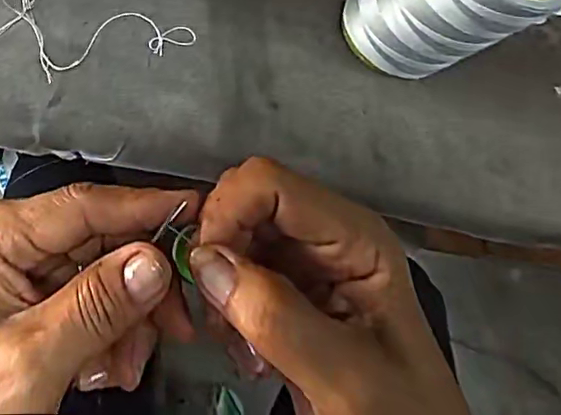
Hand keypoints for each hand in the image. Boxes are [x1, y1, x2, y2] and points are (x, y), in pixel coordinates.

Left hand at [0, 183, 198, 414]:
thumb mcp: (32, 358)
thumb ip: (94, 306)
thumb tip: (152, 262)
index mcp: (9, 233)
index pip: (89, 204)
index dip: (145, 205)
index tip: (192, 208)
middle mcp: (30, 240)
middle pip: (112, 237)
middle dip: (144, 282)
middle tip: (176, 317)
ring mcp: (46, 270)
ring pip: (119, 270)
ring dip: (135, 318)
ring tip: (128, 362)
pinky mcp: (59, 300)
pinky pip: (111, 299)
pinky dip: (123, 333)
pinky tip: (112, 365)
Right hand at [190, 158, 468, 414]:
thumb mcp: (347, 377)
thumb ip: (279, 317)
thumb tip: (208, 261)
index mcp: (355, 234)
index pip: (271, 182)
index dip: (228, 213)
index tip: (205, 270)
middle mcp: (330, 234)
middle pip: (248, 202)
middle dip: (220, 251)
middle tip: (220, 319)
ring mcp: (310, 261)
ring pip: (237, 236)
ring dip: (221, 286)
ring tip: (241, 348)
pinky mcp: (293, 289)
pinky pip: (240, 273)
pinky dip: (228, 308)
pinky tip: (249, 352)